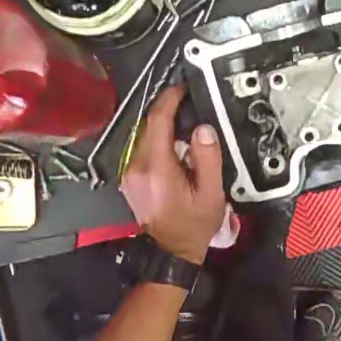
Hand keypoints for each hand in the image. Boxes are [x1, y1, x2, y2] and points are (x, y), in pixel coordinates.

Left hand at [120, 85, 224, 263]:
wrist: (173, 251)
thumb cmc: (195, 224)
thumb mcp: (211, 192)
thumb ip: (208, 158)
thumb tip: (202, 129)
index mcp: (156, 168)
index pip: (157, 122)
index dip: (169, 100)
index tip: (183, 89)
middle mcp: (136, 167)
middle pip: (149, 126)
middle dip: (168, 111)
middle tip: (190, 104)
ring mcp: (129, 174)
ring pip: (145, 137)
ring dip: (164, 127)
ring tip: (186, 124)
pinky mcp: (130, 179)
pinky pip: (143, 150)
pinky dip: (159, 141)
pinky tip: (176, 147)